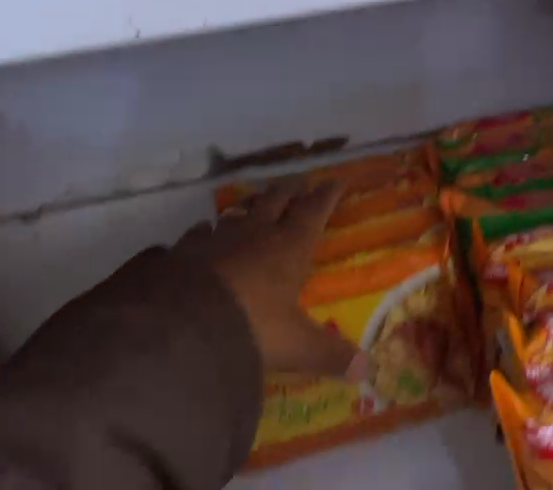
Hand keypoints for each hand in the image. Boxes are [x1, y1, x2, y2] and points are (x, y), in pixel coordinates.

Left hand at [178, 183, 363, 379]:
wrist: (186, 323)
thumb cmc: (252, 327)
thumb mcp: (296, 345)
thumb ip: (330, 354)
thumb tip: (367, 372)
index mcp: (290, 247)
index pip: (314, 210)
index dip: (327, 194)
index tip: (336, 180)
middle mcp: (257, 232)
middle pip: (277, 199)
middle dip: (291, 190)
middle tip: (299, 184)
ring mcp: (219, 237)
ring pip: (239, 210)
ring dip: (251, 205)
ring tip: (255, 203)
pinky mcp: (187, 248)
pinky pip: (200, 231)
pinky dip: (206, 231)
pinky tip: (203, 233)